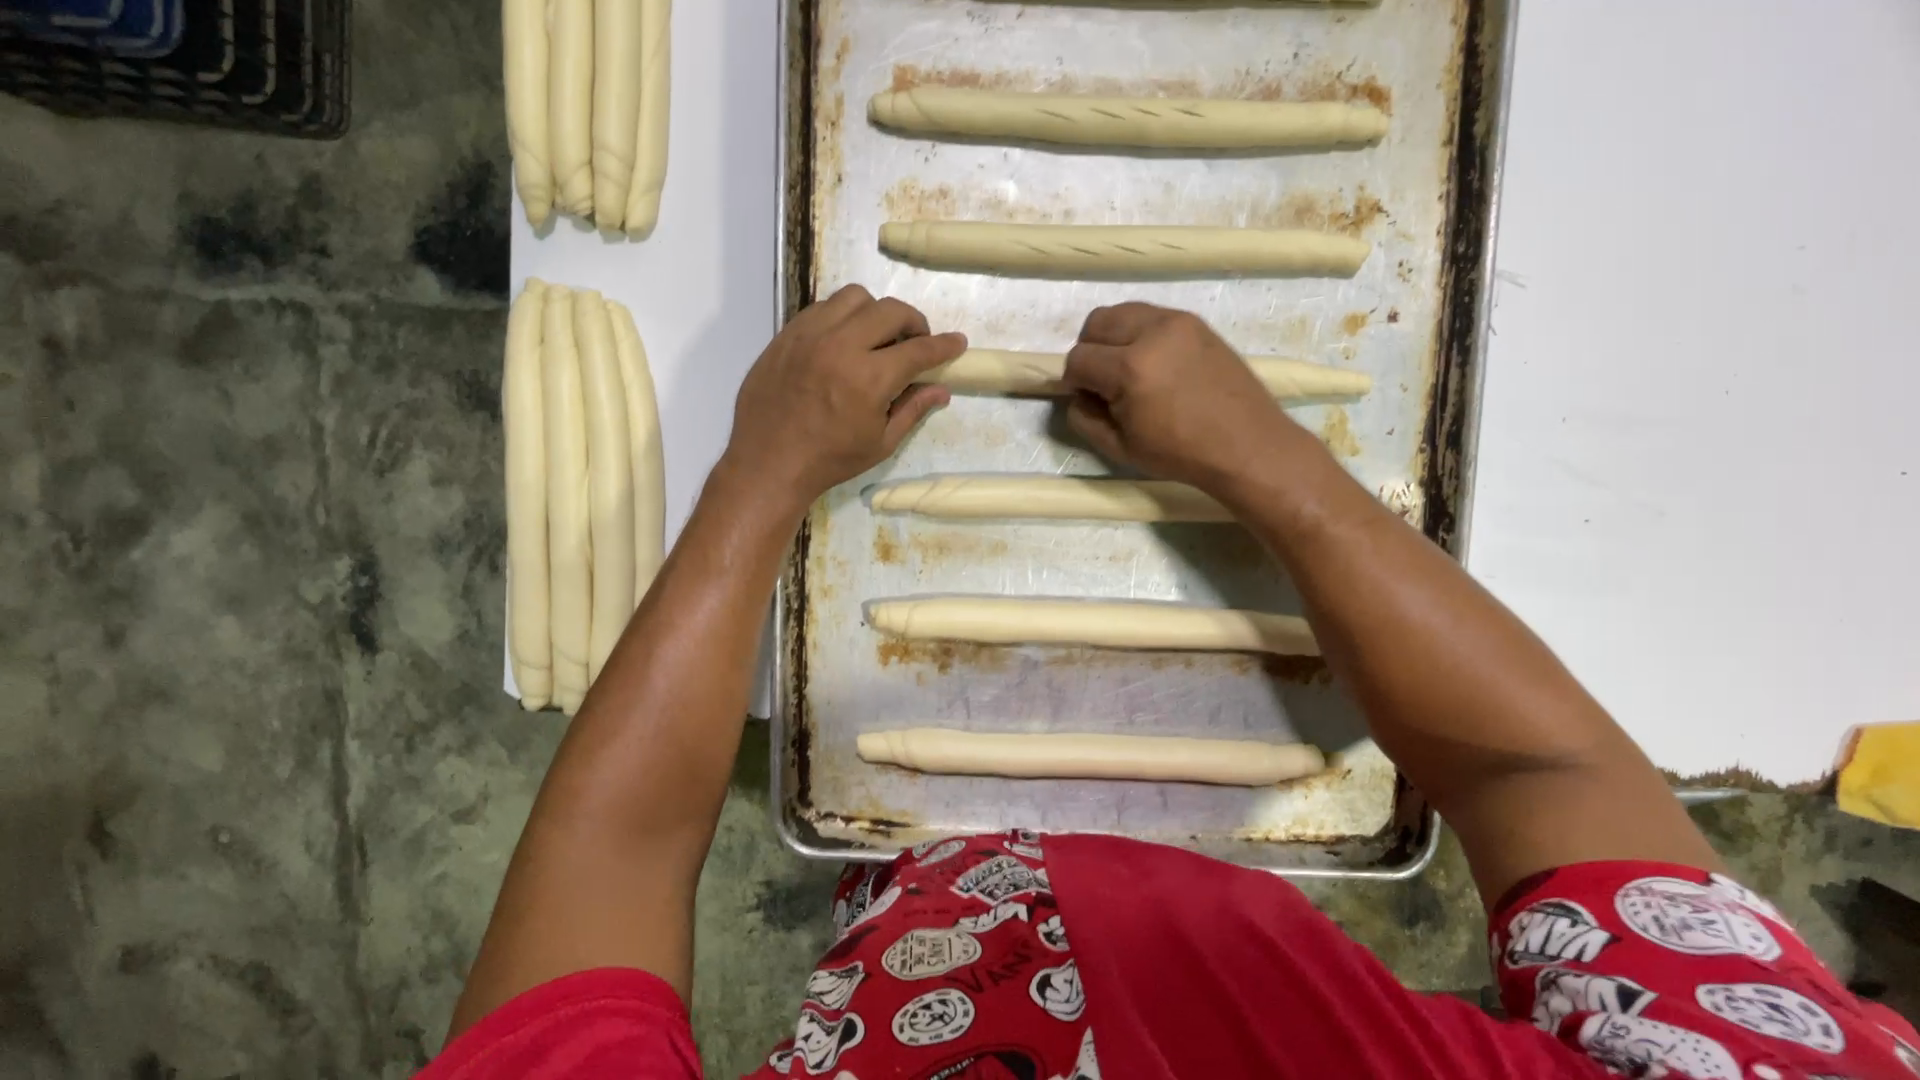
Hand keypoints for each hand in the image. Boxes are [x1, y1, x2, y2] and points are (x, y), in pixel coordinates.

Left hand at [722, 285, 966, 510]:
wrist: (768, 462)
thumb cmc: (829, 460)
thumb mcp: (880, 443)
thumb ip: (912, 409)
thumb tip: (941, 390)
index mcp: (869, 379)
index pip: (918, 350)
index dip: (943, 346)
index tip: (957, 343)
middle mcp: (841, 347)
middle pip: (890, 311)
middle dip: (913, 323)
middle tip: (915, 342)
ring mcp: (810, 336)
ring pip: (855, 298)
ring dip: (875, 312)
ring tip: (876, 336)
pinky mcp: (787, 335)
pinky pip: (822, 307)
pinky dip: (842, 316)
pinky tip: (843, 340)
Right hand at [1061, 303, 1307, 493]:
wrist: (1245, 444)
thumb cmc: (1180, 453)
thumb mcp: (1120, 447)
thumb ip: (1084, 418)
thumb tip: (1077, 395)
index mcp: (1130, 369)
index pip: (1079, 358)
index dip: (1074, 381)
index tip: (1087, 399)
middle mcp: (1152, 333)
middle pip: (1096, 323)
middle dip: (1090, 351)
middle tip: (1103, 380)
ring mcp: (1177, 322)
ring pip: (1123, 312)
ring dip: (1114, 338)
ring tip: (1127, 369)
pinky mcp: (1195, 322)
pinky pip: (1152, 316)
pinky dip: (1140, 333)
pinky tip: (1154, 363)